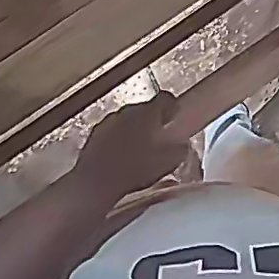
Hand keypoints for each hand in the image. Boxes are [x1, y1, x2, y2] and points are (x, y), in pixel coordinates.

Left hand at [72, 93, 187, 199]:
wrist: (97, 180)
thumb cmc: (136, 169)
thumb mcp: (168, 163)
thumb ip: (179, 150)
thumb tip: (183, 145)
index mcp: (149, 113)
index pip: (165, 98)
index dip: (172, 105)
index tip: (175, 113)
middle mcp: (128, 111)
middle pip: (144, 108)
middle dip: (152, 118)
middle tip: (160, 133)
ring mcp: (109, 121)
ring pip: (127, 118)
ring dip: (135, 127)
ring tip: (141, 145)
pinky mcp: (95, 133)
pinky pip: (113, 130)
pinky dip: (119, 137)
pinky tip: (122, 153)